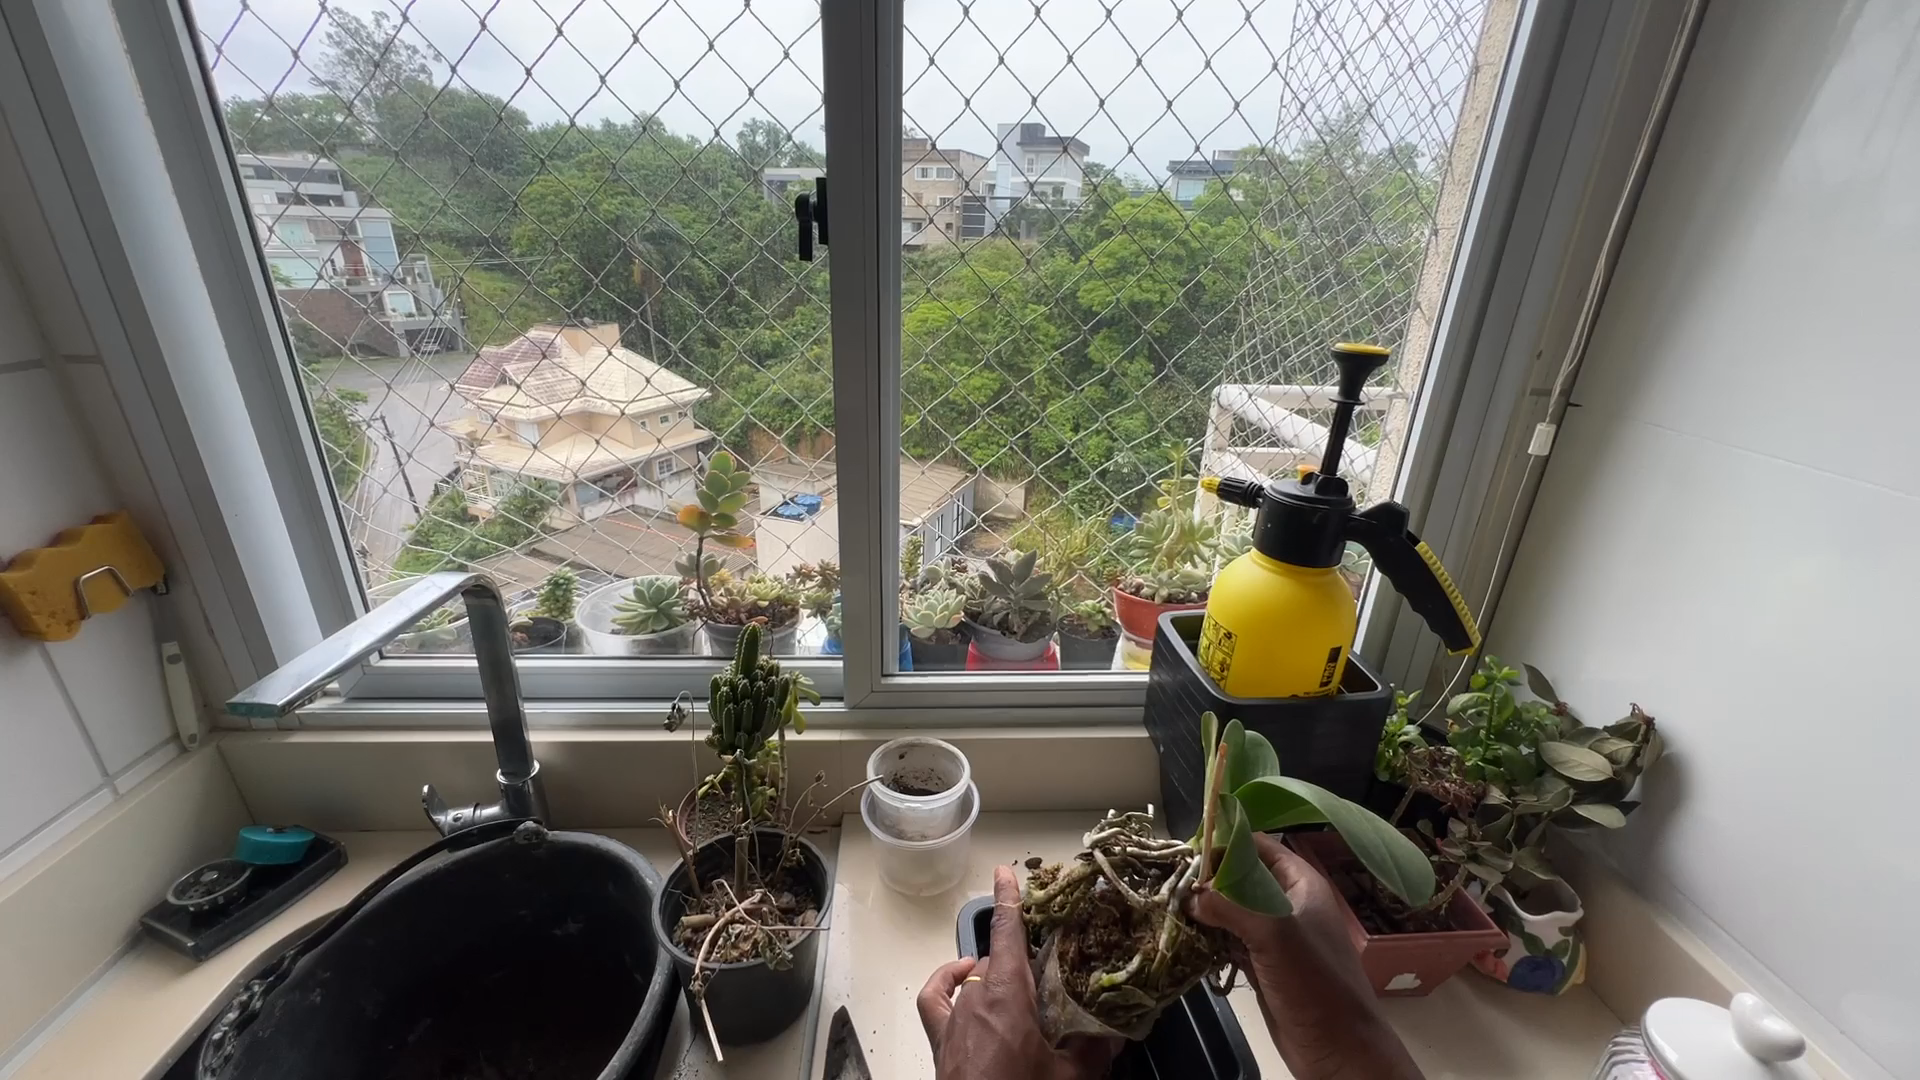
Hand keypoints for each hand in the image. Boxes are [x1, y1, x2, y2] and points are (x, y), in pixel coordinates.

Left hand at [916, 865, 1119, 1079]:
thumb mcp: (1070, 1078)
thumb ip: (1092, 1052)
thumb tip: (1114, 1037)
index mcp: (1008, 994)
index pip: (1008, 933)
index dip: (1009, 899)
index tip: (1004, 870)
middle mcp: (977, 995)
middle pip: (998, 961)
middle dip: (1022, 967)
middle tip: (1047, 988)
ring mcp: (954, 1016)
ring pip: (975, 978)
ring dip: (995, 980)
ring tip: (1018, 994)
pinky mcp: (939, 1038)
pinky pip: (935, 997)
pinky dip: (946, 981)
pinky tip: (963, 980)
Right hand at [1190, 832, 1422, 1079]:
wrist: (1341, 1055)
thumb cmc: (1315, 983)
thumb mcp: (1273, 934)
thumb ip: (1228, 906)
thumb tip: (1187, 894)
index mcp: (1301, 885)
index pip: (1261, 846)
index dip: (1229, 842)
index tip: (1193, 847)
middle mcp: (1288, 904)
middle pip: (1242, 876)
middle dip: (1210, 876)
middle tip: (1176, 877)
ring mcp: (1276, 936)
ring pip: (1234, 909)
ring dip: (1207, 907)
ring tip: (1173, 902)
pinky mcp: (1263, 963)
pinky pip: (1231, 938)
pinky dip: (1211, 935)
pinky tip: (1186, 932)